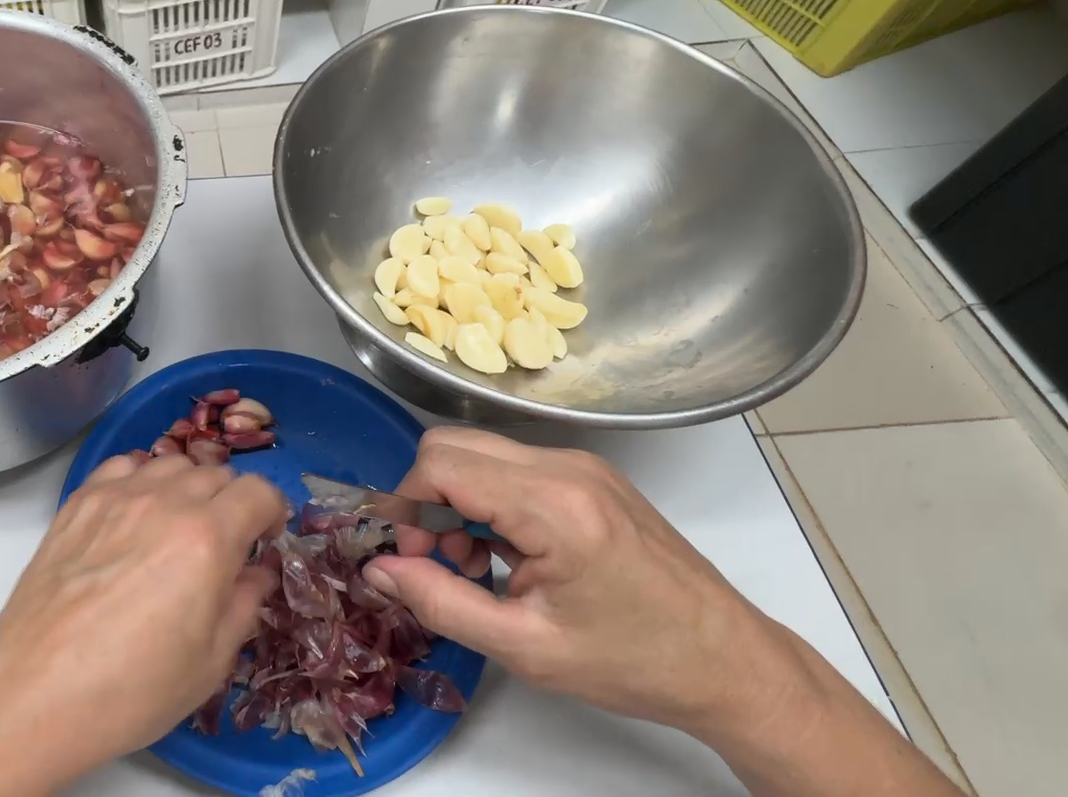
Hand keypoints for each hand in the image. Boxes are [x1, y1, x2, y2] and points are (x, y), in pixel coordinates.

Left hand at [0, 454, 285, 787]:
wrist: (37, 688)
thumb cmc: (132, 688)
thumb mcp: (211, 662)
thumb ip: (244, 603)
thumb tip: (257, 571)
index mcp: (207, 538)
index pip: (258, 491)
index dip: (272, 511)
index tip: (266, 537)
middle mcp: (164, 501)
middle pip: (216, 473)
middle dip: (231, 502)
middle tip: (223, 542)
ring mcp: (117, 495)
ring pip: (170, 462)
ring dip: (186, 486)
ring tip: (177, 525)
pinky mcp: (79, 500)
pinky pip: (123, 465)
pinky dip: (140, 478)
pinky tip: (135, 512)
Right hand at [361, 427, 961, 796]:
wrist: (732, 665)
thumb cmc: (633, 663)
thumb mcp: (523, 648)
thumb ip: (438, 602)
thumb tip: (377, 570)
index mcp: (554, 507)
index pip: (440, 464)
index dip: (409, 508)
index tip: (416, 560)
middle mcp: (565, 467)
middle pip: (450, 445)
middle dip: (427, 499)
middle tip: (442, 559)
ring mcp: (580, 464)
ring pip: (477, 452)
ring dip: (456, 500)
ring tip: (478, 563)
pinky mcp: (588, 473)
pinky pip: (509, 465)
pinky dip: (488, 499)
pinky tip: (508, 551)